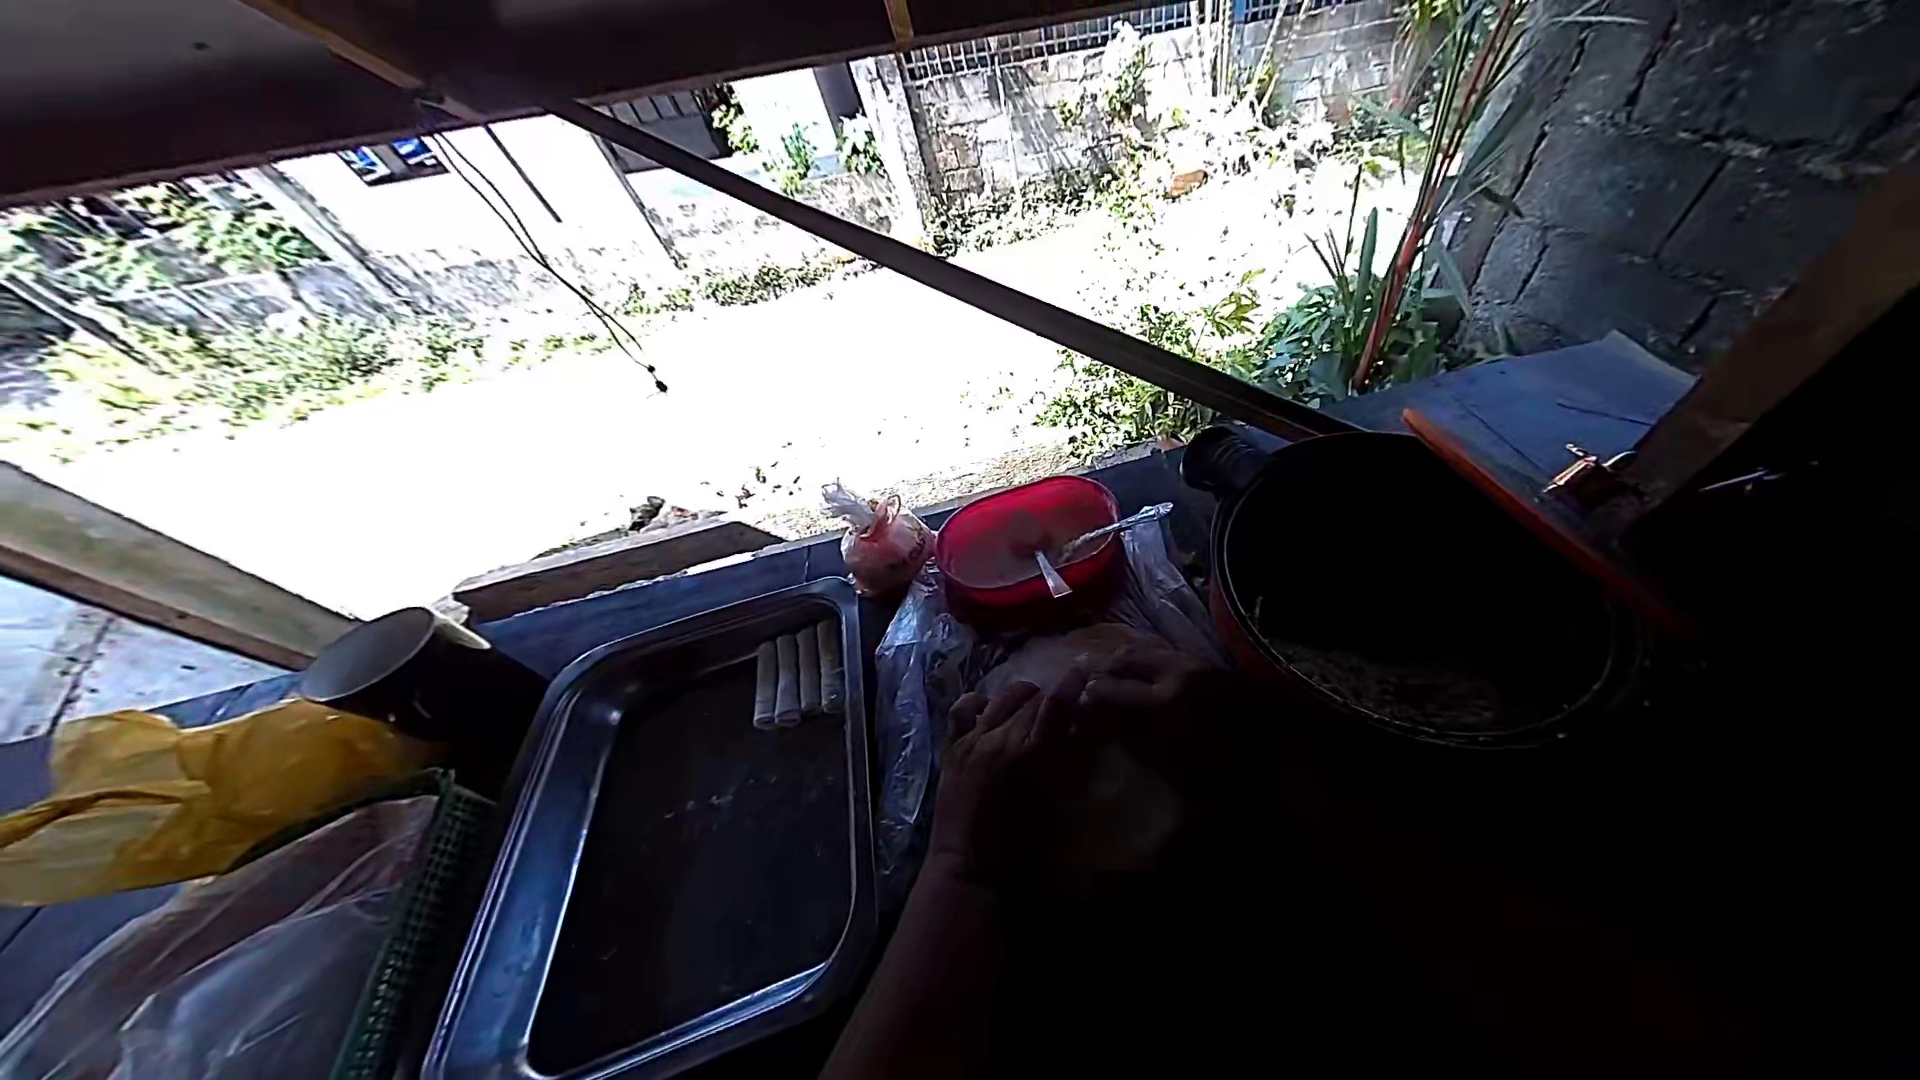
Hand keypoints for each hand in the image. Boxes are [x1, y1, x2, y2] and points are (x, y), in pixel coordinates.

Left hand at [927, 666, 1087, 890]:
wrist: (968, 865)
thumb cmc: (1018, 844)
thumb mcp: (1050, 799)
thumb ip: (1059, 760)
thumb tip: (1071, 730)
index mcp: (1031, 755)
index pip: (1054, 706)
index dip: (1069, 685)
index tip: (1080, 670)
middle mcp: (1001, 738)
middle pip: (1029, 700)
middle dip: (1047, 695)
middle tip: (1057, 699)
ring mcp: (972, 739)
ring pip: (999, 699)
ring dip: (1018, 696)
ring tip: (1026, 702)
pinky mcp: (952, 746)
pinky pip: (963, 708)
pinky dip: (978, 702)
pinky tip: (987, 706)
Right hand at [1080, 645, 1234, 792]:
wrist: (1288, 767)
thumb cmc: (1225, 778)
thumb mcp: (1172, 766)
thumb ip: (1135, 738)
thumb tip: (1106, 720)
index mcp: (1165, 701)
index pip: (1113, 688)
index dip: (1090, 693)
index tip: (1077, 698)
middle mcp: (1178, 673)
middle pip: (1128, 656)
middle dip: (1104, 665)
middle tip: (1087, 675)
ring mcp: (1197, 666)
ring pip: (1150, 649)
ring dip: (1126, 658)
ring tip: (1111, 670)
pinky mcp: (1212, 668)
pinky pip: (1170, 654)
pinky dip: (1149, 659)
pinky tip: (1144, 672)